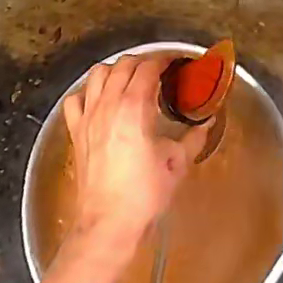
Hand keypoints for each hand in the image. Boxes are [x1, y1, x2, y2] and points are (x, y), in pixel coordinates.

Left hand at [62, 54, 209, 251]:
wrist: (109, 222)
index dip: (162, 61)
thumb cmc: (143, 194)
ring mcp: (89, 115)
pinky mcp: (76, 131)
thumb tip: (207, 124)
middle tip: (156, 71)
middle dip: (141, 62)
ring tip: (127, 78)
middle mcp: (109, 104)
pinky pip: (76, 100)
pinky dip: (87, 93)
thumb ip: (194, 138)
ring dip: (114, 70)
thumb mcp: (177, 163)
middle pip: (122, 65)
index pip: (147, 68)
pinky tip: (97, 99)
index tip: (173, 63)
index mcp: (134, 107)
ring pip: (97, 75)